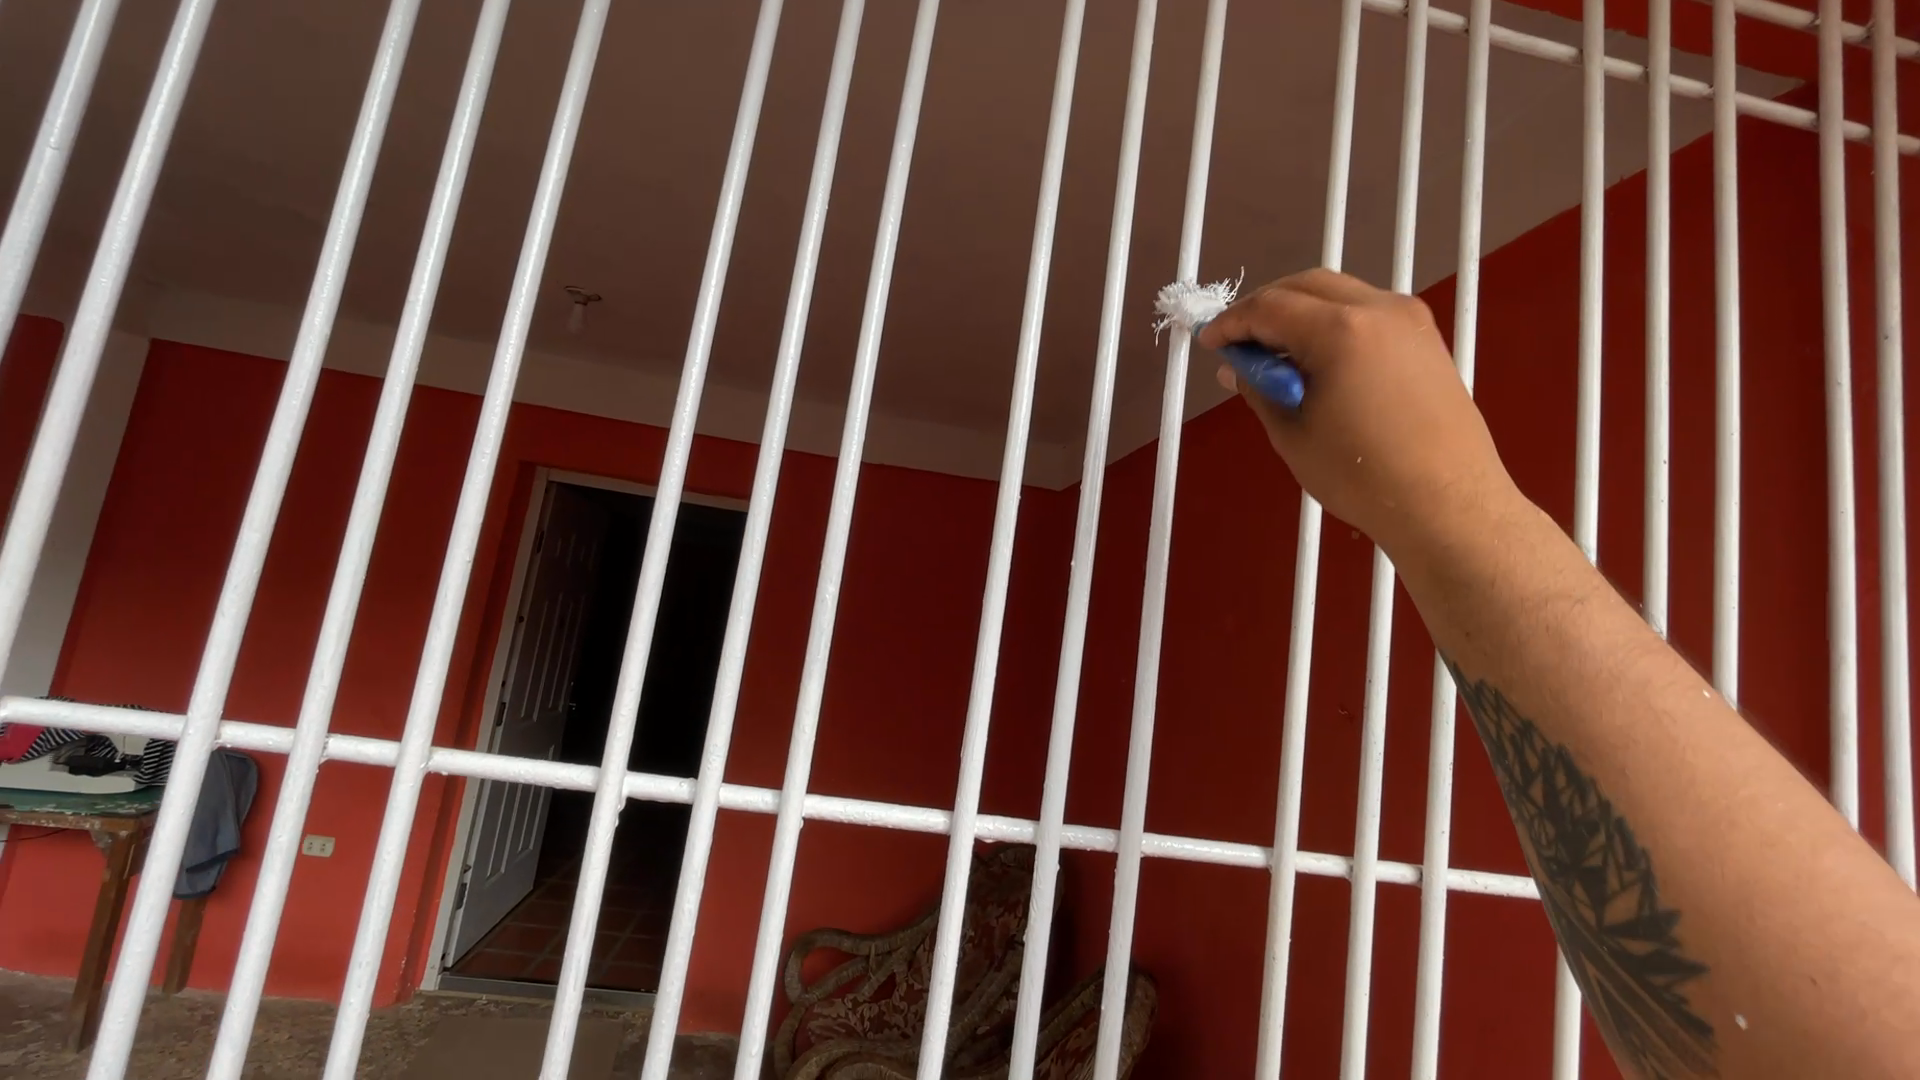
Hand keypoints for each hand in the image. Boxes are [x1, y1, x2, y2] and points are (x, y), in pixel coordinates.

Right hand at [1197, 269, 1522, 558]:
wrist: (1446, 502)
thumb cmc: (1359, 475)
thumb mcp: (1293, 434)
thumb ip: (1260, 390)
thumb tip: (1237, 369)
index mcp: (1339, 331)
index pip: (1269, 307)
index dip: (1231, 322)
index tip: (1209, 342)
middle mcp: (1377, 309)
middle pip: (1306, 285)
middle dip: (1264, 307)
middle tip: (1239, 343)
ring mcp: (1408, 319)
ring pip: (1338, 293)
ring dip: (1299, 312)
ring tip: (1275, 355)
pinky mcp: (1424, 338)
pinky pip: (1365, 311)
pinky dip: (1331, 322)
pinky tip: (1317, 362)